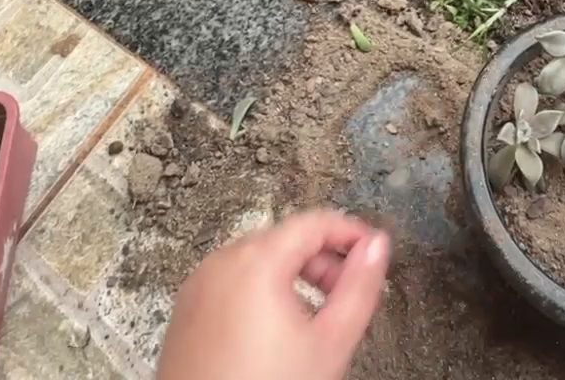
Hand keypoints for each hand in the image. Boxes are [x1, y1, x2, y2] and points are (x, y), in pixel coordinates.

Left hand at [157, 210, 390, 379]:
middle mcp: (222, 261)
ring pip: (259, 260)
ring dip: (293, 277)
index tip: (371, 249)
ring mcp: (200, 283)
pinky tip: (276, 333)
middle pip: (286, 239)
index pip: (315, 222)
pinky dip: (261, 292)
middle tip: (347, 293)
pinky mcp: (187, 308)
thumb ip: (359, 287)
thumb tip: (377, 247)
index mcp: (256, 259)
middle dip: (323, 262)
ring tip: (315, 320)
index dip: (351, 232)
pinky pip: (234, 281)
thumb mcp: (329, 342)